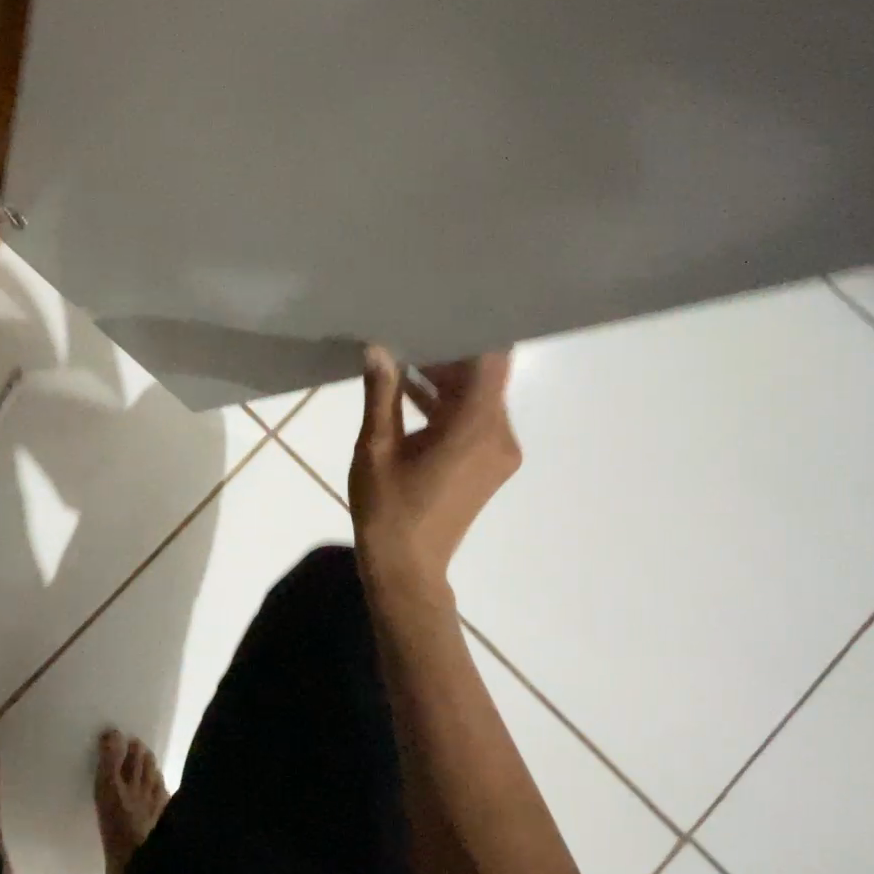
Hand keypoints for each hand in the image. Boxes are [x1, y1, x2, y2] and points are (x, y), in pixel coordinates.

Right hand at [350, 345, 521, 592]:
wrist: (406, 565)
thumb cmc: (387, 506)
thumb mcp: (375, 447)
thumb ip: (381, 394)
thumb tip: (376, 349)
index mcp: (476, 429)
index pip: (491, 364)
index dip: (473, 333)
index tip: (446, 308)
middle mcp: (499, 436)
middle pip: (482, 379)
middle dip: (447, 354)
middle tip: (407, 328)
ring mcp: (496, 452)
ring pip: (475, 399)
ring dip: (443, 379)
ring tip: (400, 354)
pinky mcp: (486, 463)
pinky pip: (470, 420)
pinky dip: (444, 405)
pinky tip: (407, 390)